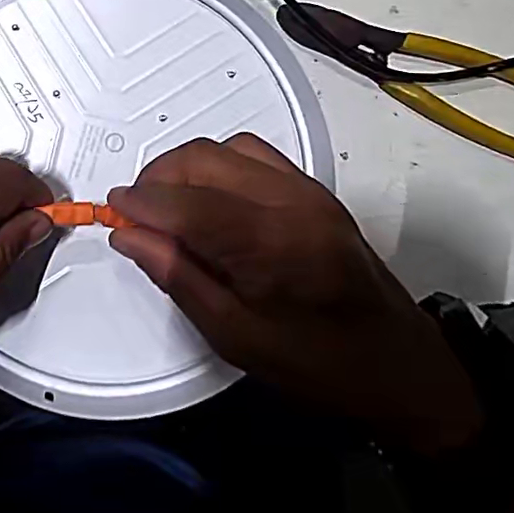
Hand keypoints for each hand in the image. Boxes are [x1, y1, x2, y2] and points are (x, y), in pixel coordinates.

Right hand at [107, 134, 481, 455]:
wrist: (399, 365)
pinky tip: (208, 197)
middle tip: (138, 215)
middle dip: (158, 179)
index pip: (188, 203)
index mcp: (272, 244)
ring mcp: (306, 189)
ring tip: (168, 206)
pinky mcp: (314, 188)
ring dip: (186, 168)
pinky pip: (253, 153)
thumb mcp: (236, 335)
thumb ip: (178, 276)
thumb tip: (129, 236)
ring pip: (226, 147)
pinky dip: (217, 165)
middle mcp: (290, 201)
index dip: (142, 202)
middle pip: (203, 159)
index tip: (114, 210)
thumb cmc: (318, 365)